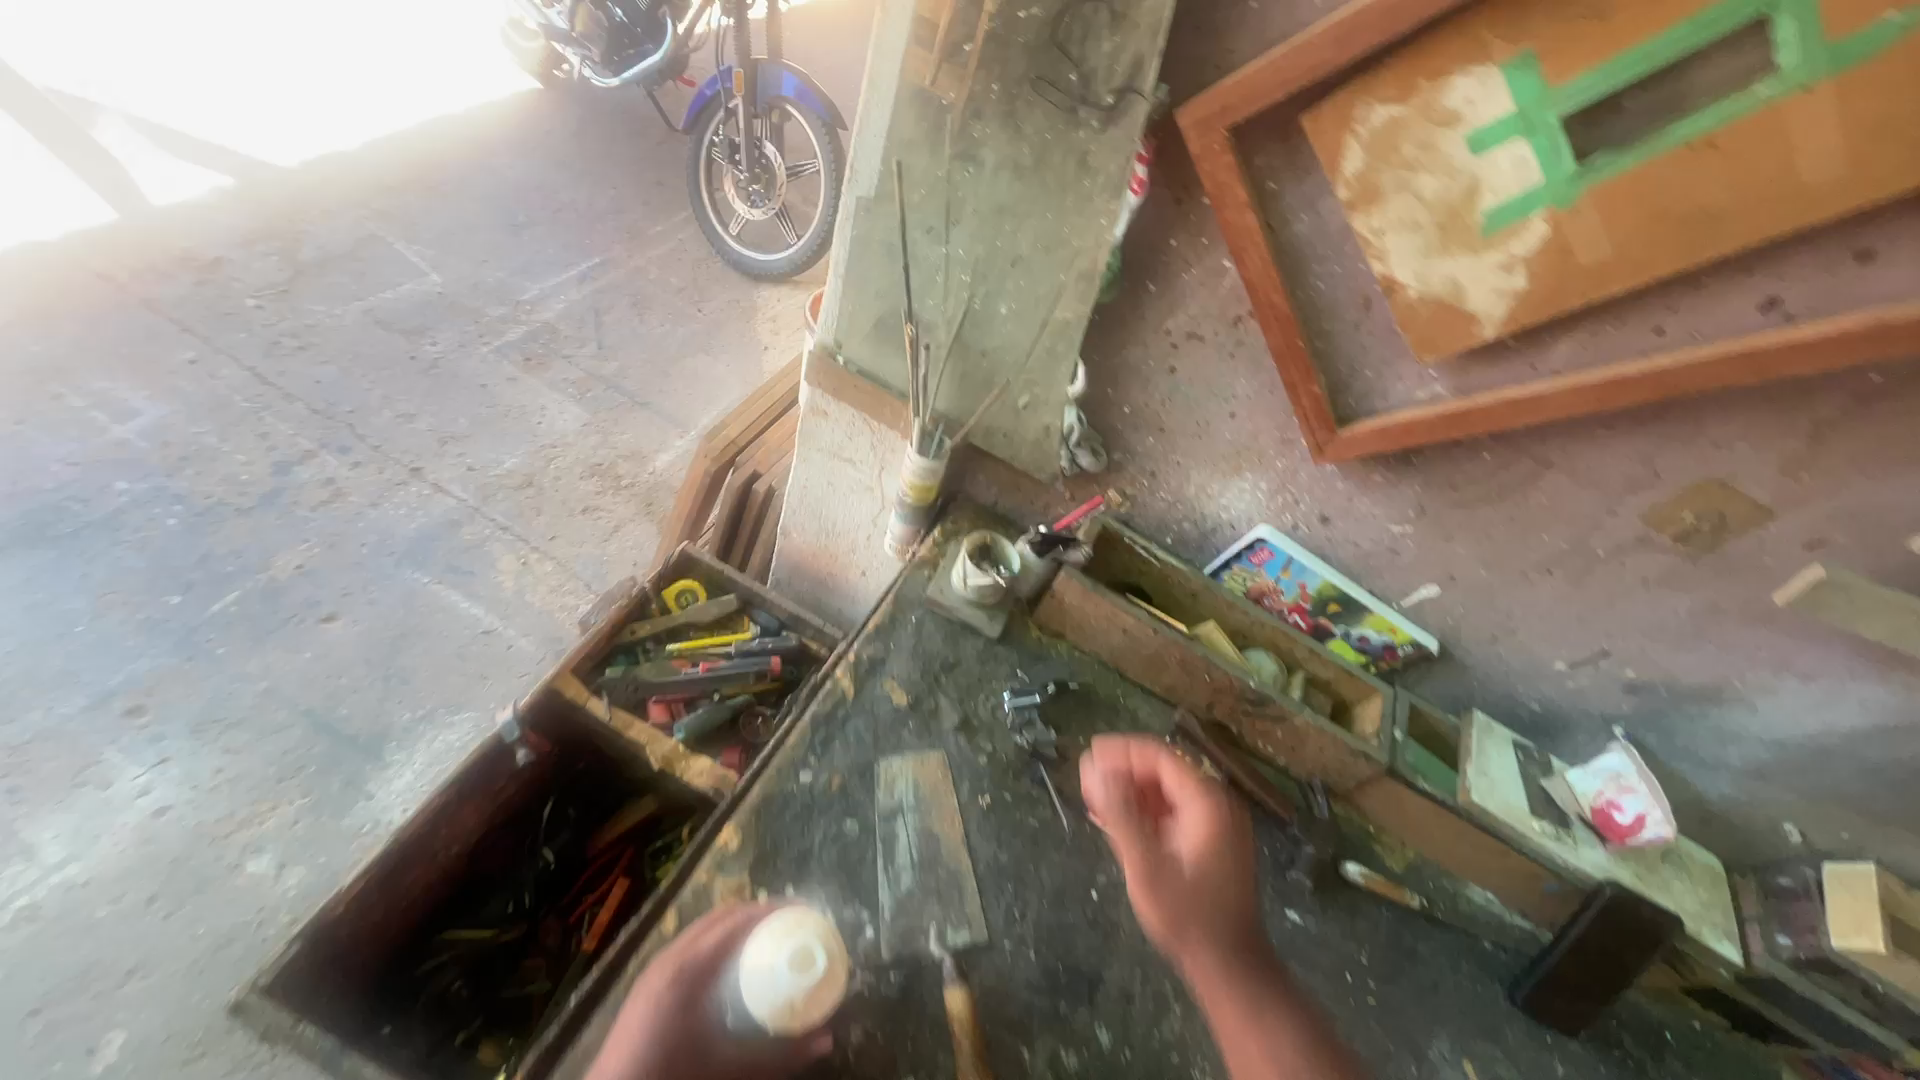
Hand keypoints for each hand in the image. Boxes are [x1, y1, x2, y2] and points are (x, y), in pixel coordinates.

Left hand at [586, 904, 833, 1079]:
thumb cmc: (671, 1077)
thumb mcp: (729, 1069)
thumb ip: (780, 1056)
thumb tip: (827, 1040)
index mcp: (691, 969)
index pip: (739, 919)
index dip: (774, 908)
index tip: (804, 910)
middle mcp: (672, 956)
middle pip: (722, 915)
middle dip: (759, 910)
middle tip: (792, 920)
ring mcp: (656, 966)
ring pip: (704, 926)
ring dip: (737, 922)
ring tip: (768, 935)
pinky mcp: (649, 979)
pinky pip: (690, 942)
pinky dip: (717, 938)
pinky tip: (732, 962)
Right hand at [1079, 735, 1263, 976]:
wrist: (1229, 966)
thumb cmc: (1187, 916)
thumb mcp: (1145, 865)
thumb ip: (1119, 813)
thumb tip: (1093, 768)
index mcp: (1207, 802)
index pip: (1160, 756)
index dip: (1122, 751)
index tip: (1089, 754)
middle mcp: (1216, 804)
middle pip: (1163, 771)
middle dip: (1122, 771)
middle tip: (1085, 778)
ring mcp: (1215, 824)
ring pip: (1165, 793)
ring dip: (1129, 792)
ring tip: (1091, 797)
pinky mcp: (1209, 843)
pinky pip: (1172, 813)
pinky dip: (1142, 813)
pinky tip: (1112, 820)